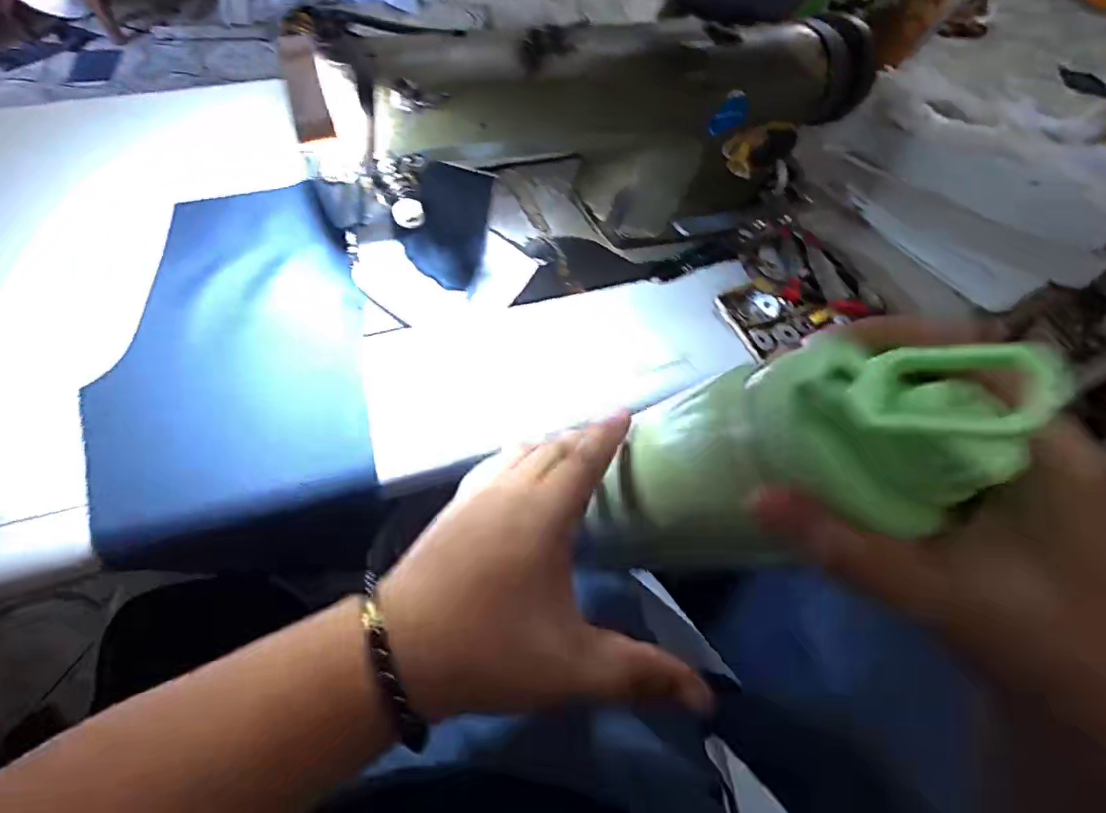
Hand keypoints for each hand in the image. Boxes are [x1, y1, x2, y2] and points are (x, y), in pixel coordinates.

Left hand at [376, 413, 715, 720]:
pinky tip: (515, 472)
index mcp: (542, 514)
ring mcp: (474, 495)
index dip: (606, 434)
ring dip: (548, 444)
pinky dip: (517, 456)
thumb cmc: (490, 650)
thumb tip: (707, 696)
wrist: (398, 648)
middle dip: (581, 436)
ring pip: (519, 452)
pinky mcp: (452, 507)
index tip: (625, 410)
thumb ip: (639, 674)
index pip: (582, 460)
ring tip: (568, 450)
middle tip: (606, 434)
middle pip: (551, 448)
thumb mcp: (572, 667)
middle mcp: (508, 490)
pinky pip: (494, 464)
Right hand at [753, 318, 1105, 717]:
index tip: (830, 349)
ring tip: (816, 399)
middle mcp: (1036, 442)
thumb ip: (845, 547)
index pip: (975, 355)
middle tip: (808, 375)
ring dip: (878, 392)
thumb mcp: (937, 596)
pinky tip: (848, 446)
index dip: (900, 338)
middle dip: (874, 362)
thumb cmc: (1047, 650)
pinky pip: (937, 435)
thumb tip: (756, 497)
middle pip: (950, 370)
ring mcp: (1020, 466)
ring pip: (941, 401)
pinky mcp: (1000, 491)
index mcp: (1046, 448)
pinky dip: (888, 427)